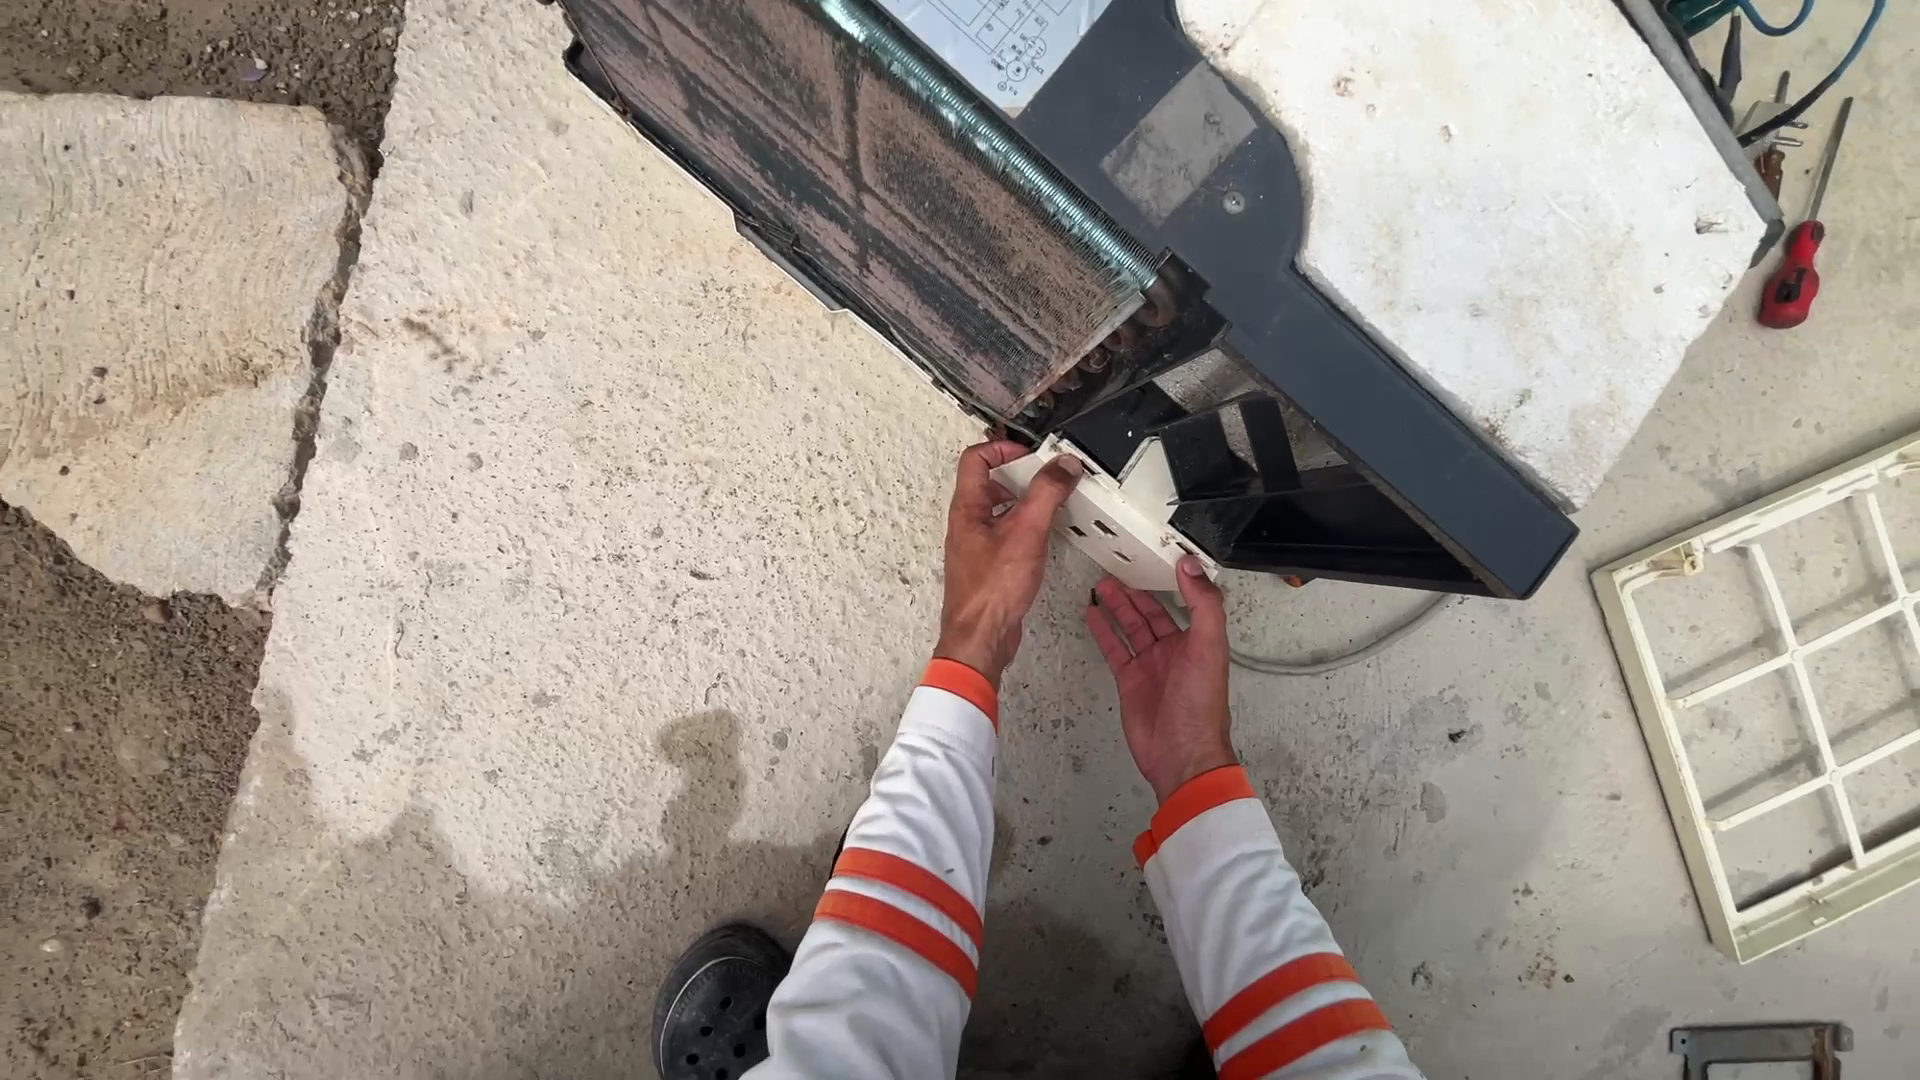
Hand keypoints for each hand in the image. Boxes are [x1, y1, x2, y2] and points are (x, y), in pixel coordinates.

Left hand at [934, 441, 1083, 685]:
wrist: (981, 637)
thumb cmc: (989, 592)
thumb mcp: (1026, 532)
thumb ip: (1046, 494)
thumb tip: (1062, 466)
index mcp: (967, 508)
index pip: (975, 459)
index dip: (1002, 448)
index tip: (1031, 454)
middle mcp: (968, 524)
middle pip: (988, 482)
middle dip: (1020, 474)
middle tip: (1046, 475)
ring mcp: (977, 545)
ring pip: (999, 509)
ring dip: (1024, 501)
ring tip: (1050, 502)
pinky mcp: (989, 565)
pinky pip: (1006, 533)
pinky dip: (1026, 527)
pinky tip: (1043, 537)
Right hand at [1085, 558, 1235, 802]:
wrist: (1181, 752)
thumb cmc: (1200, 707)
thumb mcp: (1209, 647)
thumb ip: (1203, 604)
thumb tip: (1192, 567)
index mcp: (1197, 641)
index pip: (1184, 602)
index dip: (1172, 580)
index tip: (1162, 558)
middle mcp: (1173, 651)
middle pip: (1150, 612)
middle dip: (1135, 592)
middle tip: (1118, 572)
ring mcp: (1149, 666)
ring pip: (1130, 627)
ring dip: (1117, 607)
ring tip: (1101, 587)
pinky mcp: (1129, 680)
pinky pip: (1113, 649)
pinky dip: (1103, 631)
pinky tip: (1093, 616)